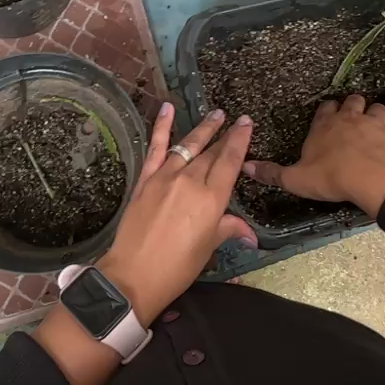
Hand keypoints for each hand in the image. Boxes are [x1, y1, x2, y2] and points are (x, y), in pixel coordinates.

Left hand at [97, 102, 256, 324]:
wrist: (134, 275)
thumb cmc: (177, 267)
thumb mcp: (207, 248)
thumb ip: (227, 229)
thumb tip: (249, 234)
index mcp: (211, 200)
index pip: (230, 162)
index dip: (240, 140)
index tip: (247, 123)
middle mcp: (191, 182)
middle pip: (212, 153)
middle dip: (225, 136)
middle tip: (234, 120)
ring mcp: (166, 177)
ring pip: (188, 146)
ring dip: (203, 129)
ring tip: (215, 114)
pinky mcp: (145, 179)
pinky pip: (156, 148)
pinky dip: (162, 127)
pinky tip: (167, 109)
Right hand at [244, 95, 384, 216]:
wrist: (369, 181)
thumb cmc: (330, 177)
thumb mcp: (295, 179)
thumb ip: (272, 173)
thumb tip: (246, 167)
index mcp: (324, 125)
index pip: (324, 108)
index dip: (326, 110)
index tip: (326, 116)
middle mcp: (349, 119)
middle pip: (353, 100)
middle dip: (352, 104)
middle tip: (351, 116)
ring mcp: (372, 126)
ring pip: (377, 108)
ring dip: (376, 114)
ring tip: (373, 124)